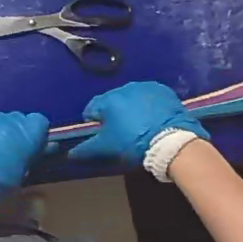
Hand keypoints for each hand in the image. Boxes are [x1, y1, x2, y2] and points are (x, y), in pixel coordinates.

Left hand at [0, 111, 50, 233]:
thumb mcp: (24, 174)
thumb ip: (36, 156)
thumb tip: (48, 147)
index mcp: (25, 132)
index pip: (39, 122)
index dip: (36, 134)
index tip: (33, 147)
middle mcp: (7, 119)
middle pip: (18, 119)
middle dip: (17, 132)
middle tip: (11, 151)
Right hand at [67, 81, 208, 167]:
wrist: (172, 142)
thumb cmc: (133, 142)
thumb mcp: (106, 148)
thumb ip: (86, 149)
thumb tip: (70, 154)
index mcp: (108, 99)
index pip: (92, 108)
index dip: (93, 123)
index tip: (100, 135)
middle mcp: (125, 88)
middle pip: (112, 102)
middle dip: (113, 115)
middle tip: (120, 133)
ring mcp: (146, 87)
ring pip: (131, 98)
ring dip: (131, 109)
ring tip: (138, 127)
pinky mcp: (164, 91)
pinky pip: (150, 98)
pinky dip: (148, 107)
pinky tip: (153, 121)